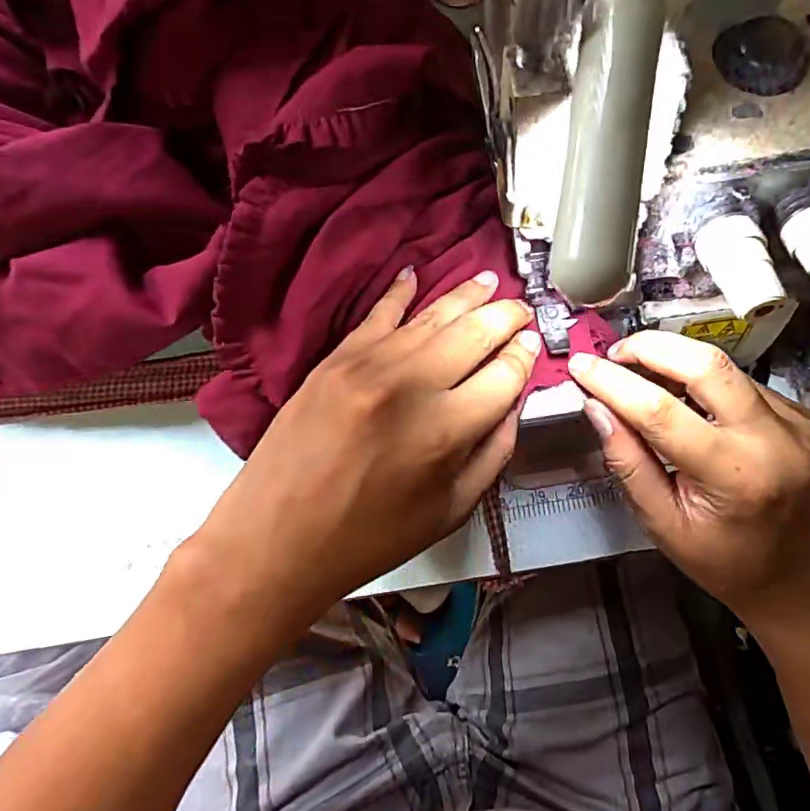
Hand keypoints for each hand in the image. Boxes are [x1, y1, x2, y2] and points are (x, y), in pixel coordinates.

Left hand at [187, 266, 537, 623]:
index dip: (524, 355)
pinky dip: (400, 292)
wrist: (277, 536)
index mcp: (447, 430)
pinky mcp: (336, 358)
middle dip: (506, 317)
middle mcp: (412, 384)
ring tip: (489, 281)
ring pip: (432, 316)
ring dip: (466, 296)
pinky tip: (415, 273)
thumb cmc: (371, 537)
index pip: (505, 373)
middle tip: (522, 310)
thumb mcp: (450, 509)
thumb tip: (512, 401)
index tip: (532, 344)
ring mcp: (370, 364)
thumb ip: (493, 452)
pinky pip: (378, 314)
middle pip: (475, 332)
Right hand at [568, 331, 809, 629]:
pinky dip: (706, 382)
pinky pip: (742, 382)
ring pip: (724, 366)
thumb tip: (597, 406)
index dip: (615, 383)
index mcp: (734, 476)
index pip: (662, 411)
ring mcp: (794, 423)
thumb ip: (628, 462)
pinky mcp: (802, 415)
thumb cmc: (723, 561)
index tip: (581, 366)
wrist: (796, 578)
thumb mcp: (662, 523)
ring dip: (677, 362)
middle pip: (706, 364)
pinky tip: (689, 401)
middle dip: (651, 347)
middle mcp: (773, 440)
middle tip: (615, 355)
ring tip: (642, 375)